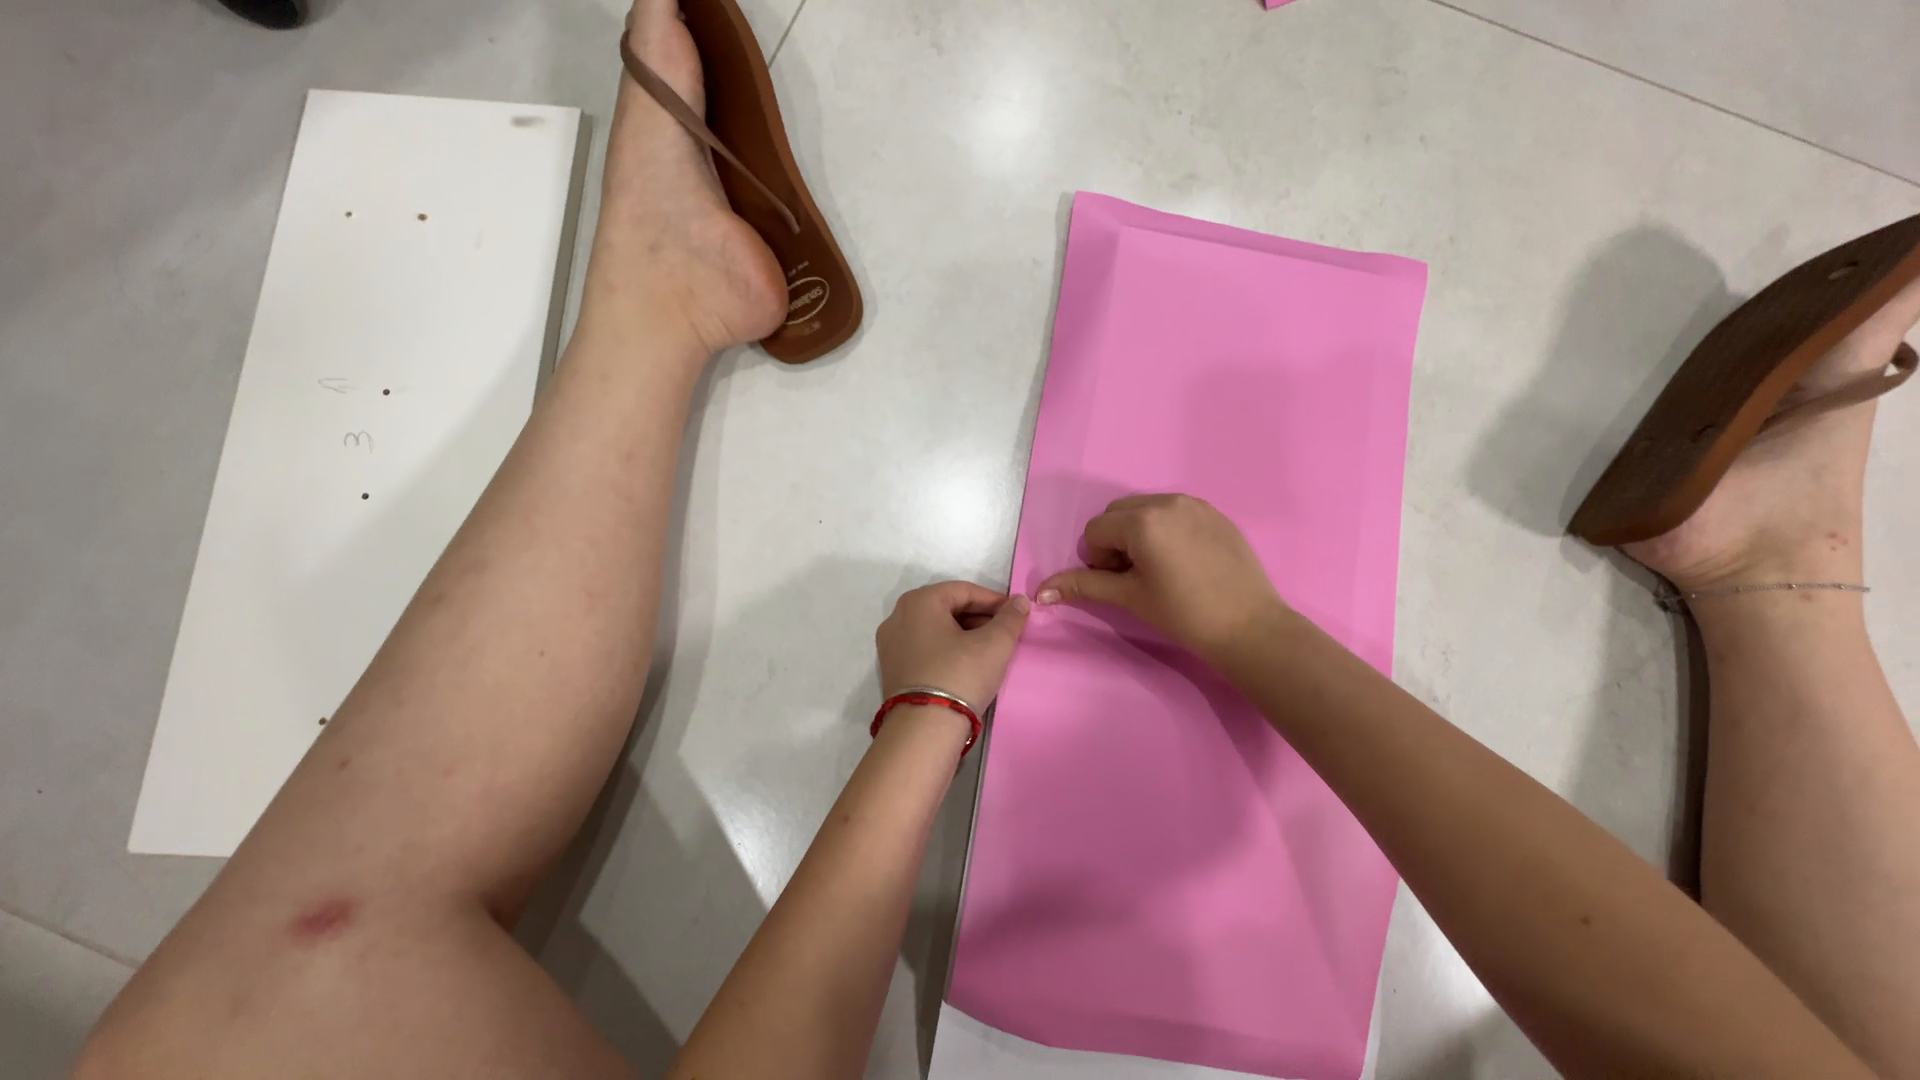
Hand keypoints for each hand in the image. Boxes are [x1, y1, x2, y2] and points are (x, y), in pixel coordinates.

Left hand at [875, 582, 1030, 710]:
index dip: (994, 601)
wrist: (924, 729)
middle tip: (1005, 633)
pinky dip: (946, 650)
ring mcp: (890, 644)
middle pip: (947, 608)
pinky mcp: (891, 669)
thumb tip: (1019, 602)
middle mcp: (898, 616)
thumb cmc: (960, 675)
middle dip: (979, 618)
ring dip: (964, 635)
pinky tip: (966, 666)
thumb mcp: (995, 644)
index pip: (964, 590)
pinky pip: (924, 649)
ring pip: (935, 630)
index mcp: (919, 601)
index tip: (1016, 614)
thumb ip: (1010, 618)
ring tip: (989, 651)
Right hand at [1036, 494, 1285, 659]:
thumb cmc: (1183, 614)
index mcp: (1142, 520)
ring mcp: (1195, 505)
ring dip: (1139, 533)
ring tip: (1159, 569)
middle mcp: (1167, 502)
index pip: (1096, 530)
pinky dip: (1166, 531)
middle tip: (1135, 576)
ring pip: (1146, 510)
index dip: (1098, 559)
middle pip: (1118, 513)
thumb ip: (1084, 586)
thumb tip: (1041, 591)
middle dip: (1116, 541)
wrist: (1249, 625)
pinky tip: (1184, 563)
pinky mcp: (1215, 514)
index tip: (1120, 583)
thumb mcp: (1129, 598)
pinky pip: (1175, 513)